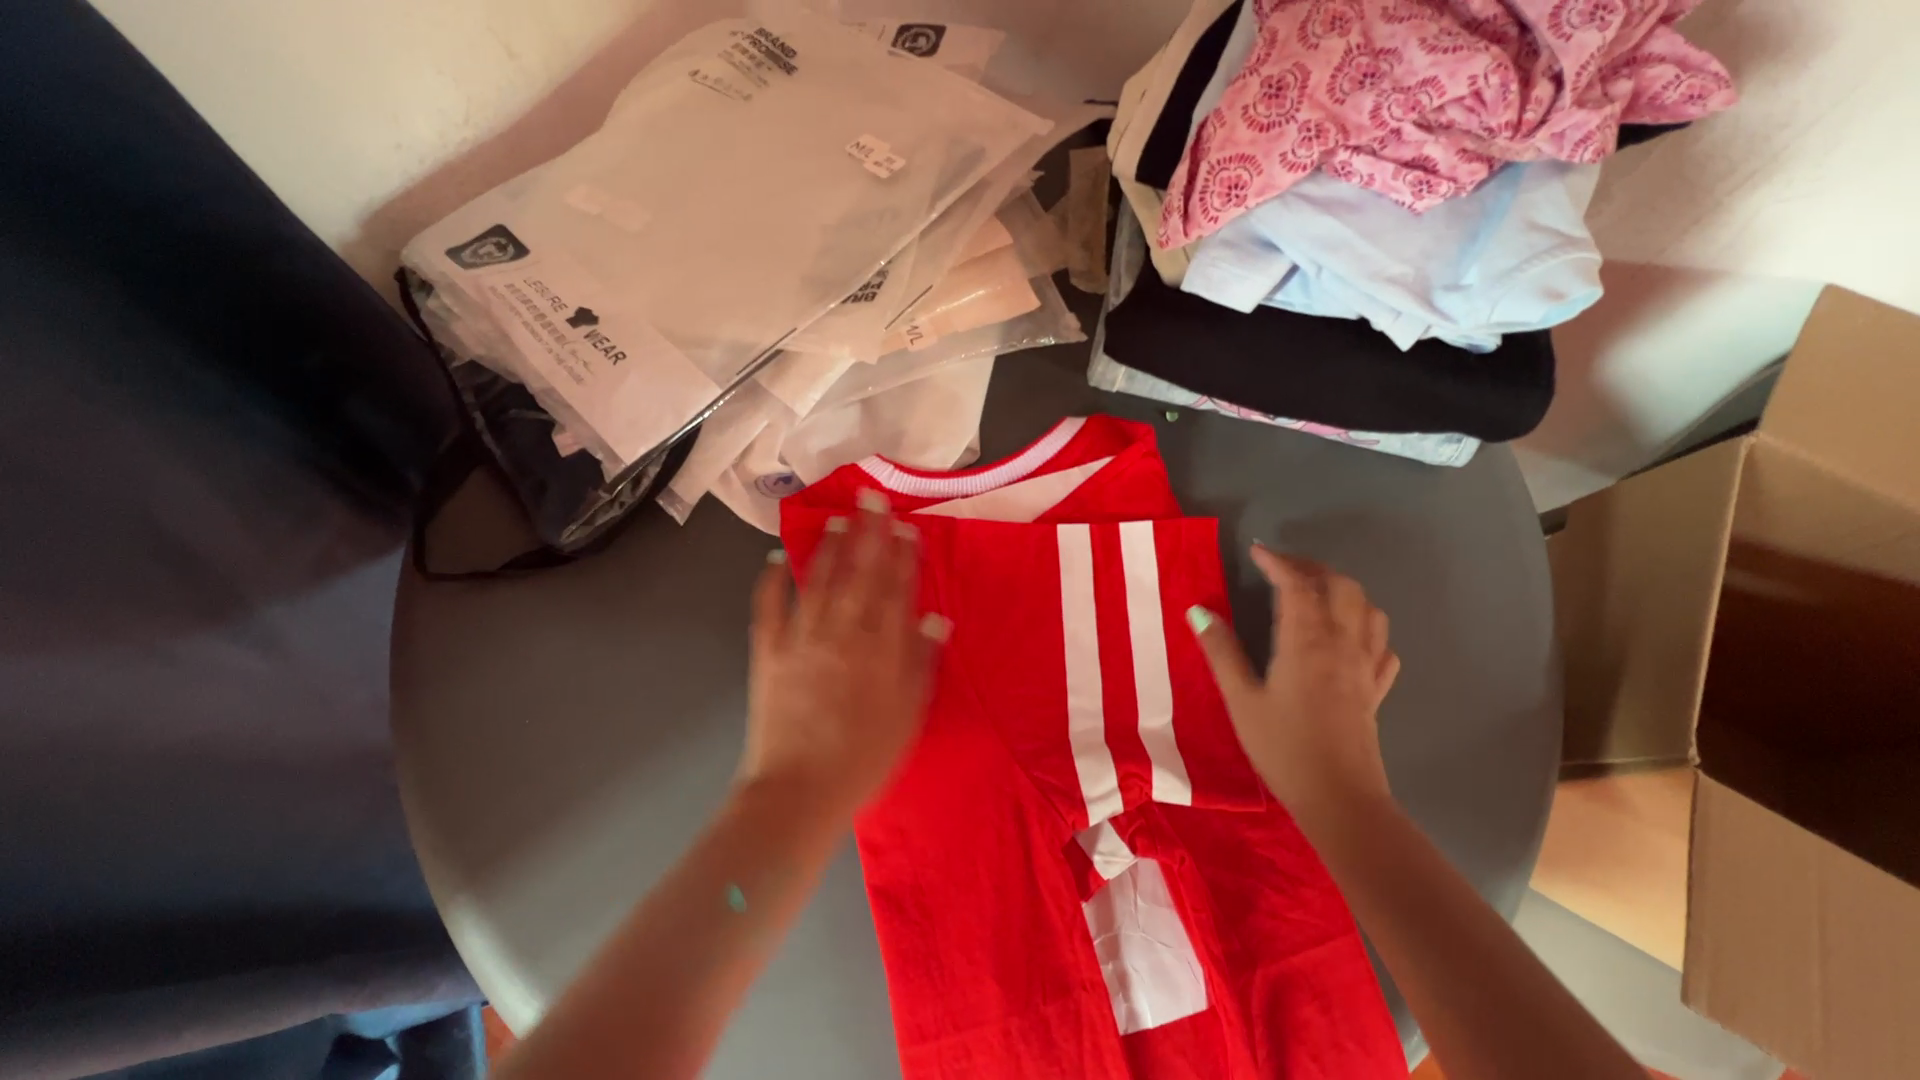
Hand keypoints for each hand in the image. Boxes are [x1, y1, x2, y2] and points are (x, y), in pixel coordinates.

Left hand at [738, 493, 947, 818]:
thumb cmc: (863, 759)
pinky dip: (772, 581)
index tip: (907, 525)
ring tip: (839, 517)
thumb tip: (934, 618)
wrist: (799, 791)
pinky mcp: (770, 652)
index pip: (897, 590)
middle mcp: (844, 633)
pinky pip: (770, 607)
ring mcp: (803, 639)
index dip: (903, 555)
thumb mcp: (908, 716)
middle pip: (860, 574)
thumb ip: (920, 664)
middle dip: (869, 533)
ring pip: (820, 581)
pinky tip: (777, 559)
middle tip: (872, 497)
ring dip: (830, 547)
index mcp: (882, 650)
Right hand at [1187, 544, 1399, 827]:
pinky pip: (1381, 644)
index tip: (1258, 552)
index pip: (1297, 584)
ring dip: (1343, 590)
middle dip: (1312, 568)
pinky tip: (1349, 638)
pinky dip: (1366, 627)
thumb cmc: (1282, 748)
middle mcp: (1343, 643)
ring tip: (1316, 594)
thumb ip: (1222, 652)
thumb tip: (1198, 612)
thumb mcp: (1240, 700)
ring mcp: (1366, 665)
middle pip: (1340, 586)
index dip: (1278, 562)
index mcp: (1307, 641)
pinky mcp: (1377, 689)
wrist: (1339, 798)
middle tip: (1283, 570)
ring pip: (1368, 608)